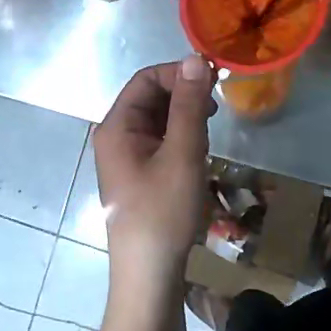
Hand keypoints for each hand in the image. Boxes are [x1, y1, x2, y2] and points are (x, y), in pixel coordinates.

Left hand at [93, 58, 214, 293]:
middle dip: (182, 95)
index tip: (215, 81)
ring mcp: (122, 157)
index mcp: (115, 126)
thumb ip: (189, 106)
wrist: (148, 272)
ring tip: (209, 131)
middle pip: (148, 98)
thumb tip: (195, 59)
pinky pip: (156, 142)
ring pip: (155, 120)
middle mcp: (113, 136)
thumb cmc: (163, 211)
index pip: (144, 80)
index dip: (178, 73)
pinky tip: (198, 151)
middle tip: (216, 109)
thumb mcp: (182, 154)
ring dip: (183, 117)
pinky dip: (178, 138)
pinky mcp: (135, 174)